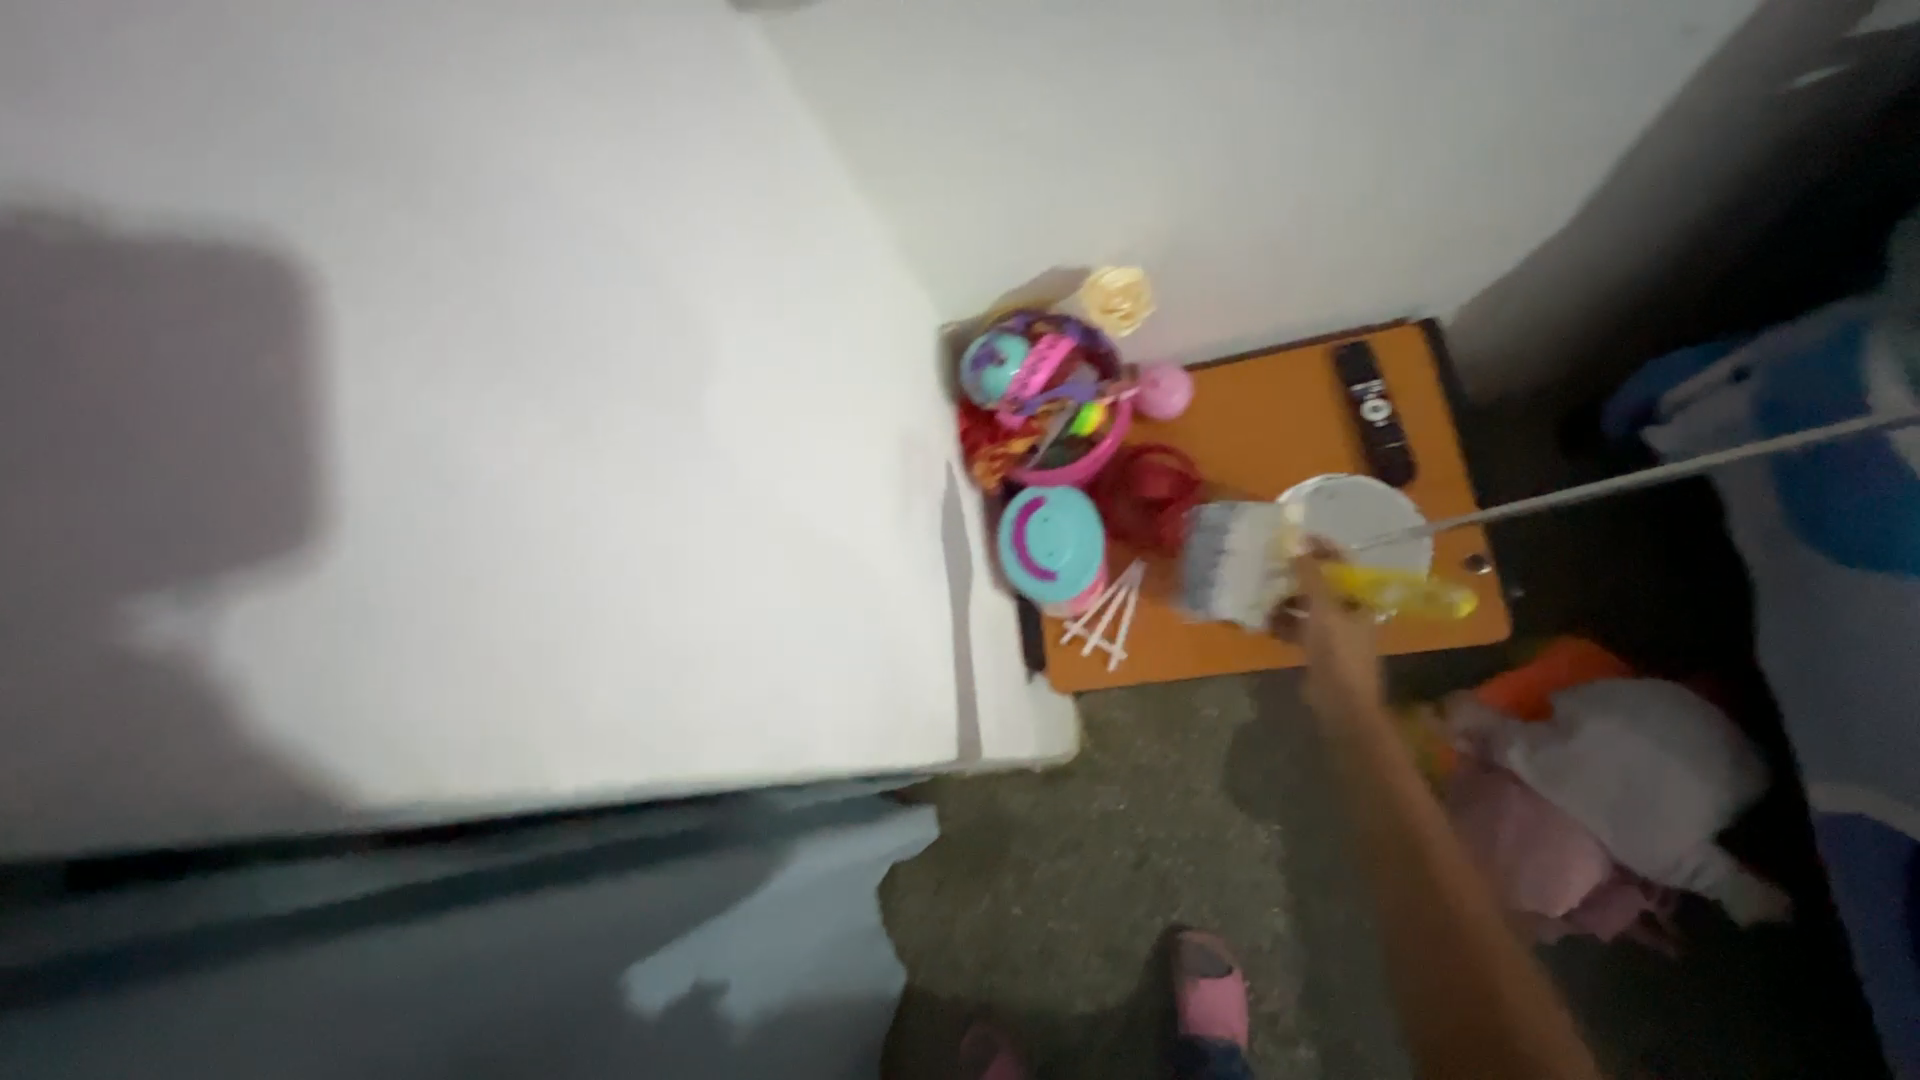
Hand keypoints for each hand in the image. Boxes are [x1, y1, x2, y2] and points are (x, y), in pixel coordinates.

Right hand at [1270, 539, 1384, 723]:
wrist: (1341, 701)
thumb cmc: (1338, 650)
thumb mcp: (1323, 608)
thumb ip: (1310, 576)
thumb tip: (1296, 544)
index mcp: (1358, 597)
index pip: (1341, 563)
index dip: (1319, 548)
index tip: (1293, 538)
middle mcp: (1347, 610)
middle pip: (1320, 584)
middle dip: (1294, 575)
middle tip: (1268, 565)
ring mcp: (1331, 630)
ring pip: (1304, 606)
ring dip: (1283, 600)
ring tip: (1259, 592)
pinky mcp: (1316, 648)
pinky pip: (1295, 627)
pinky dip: (1280, 623)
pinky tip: (1261, 621)